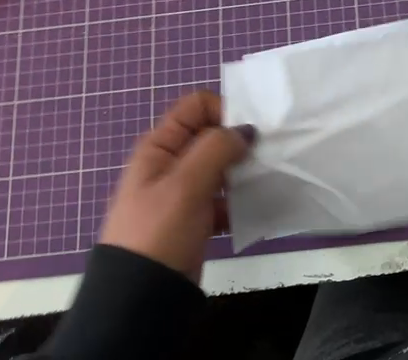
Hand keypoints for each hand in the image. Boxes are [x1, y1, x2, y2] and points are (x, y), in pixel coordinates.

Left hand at [97, 90, 251, 280]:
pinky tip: (259, 204)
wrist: (139, 302)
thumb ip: (216, 148)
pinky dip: (240, 199)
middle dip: (240, 140)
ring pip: (221, 167)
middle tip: (267, 153)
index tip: (250, 130)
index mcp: (160, 146)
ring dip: (243, 170)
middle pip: (212, 135)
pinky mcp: (196, 219)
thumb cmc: (158, 232)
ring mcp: (183, 193)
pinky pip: (224, 198)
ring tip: (268, 177)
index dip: (224, 111)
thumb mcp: (184, 184)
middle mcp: (170, 164)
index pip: (197, 106)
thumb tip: (245, 129)